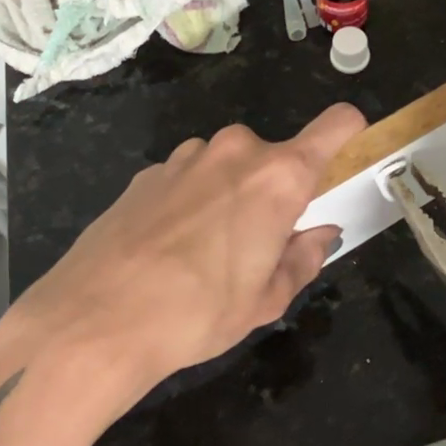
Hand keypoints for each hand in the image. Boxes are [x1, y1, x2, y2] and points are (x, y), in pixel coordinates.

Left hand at [18, 104, 365, 389]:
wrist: (94, 321)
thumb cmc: (197, 314)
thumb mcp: (266, 300)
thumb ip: (302, 257)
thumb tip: (319, 233)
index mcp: (279, 176)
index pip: (337, 124)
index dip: (351, 134)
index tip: (346, 160)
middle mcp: (235, 150)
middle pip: (276, 157)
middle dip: (275, 193)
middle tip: (257, 246)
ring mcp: (186, 156)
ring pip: (228, 167)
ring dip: (230, 196)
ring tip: (204, 255)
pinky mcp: (148, 171)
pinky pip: (188, 178)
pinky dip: (191, 202)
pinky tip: (166, 250)